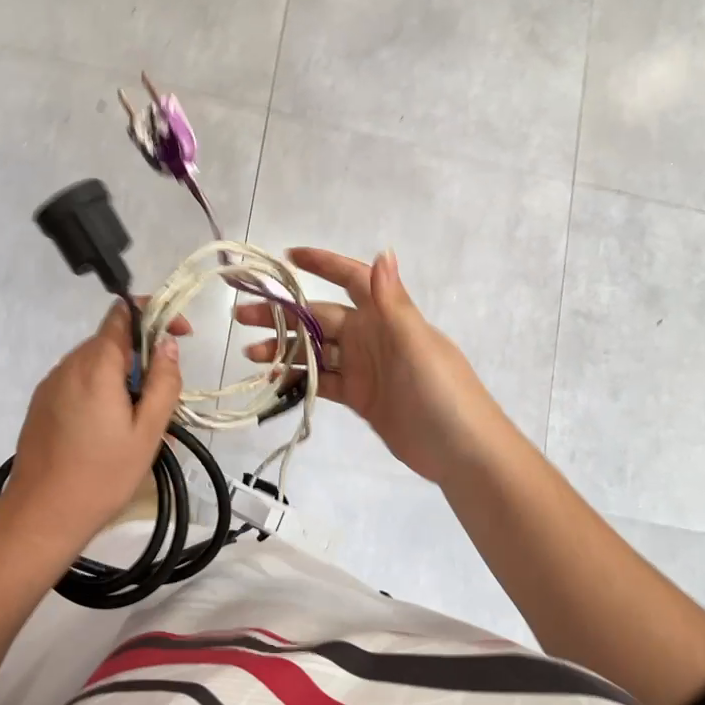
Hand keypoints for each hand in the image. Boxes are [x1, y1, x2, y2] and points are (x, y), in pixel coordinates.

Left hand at [1, 300, 187, 541]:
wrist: (43, 514)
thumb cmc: (103, 474)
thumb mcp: (148, 431)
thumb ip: (163, 382)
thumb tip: (167, 345)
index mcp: (97, 364)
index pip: (123, 313)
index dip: (155, 314)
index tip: (179, 336)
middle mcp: (69, 365)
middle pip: (111, 341)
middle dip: (141, 357)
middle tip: (162, 397)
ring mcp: (51, 384)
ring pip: (95, 364)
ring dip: (121, 378)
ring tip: (138, 423)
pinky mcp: (41, 404)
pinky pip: (78, 383)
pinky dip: (100, 392)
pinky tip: (109, 432)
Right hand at [238, 248, 517, 485]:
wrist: (463, 453)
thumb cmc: (443, 392)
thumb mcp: (416, 345)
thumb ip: (393, 302)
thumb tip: (383, 251)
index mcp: (387, 315)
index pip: (351, 279)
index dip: (323, 264)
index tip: (286, 257)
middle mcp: (372, 335)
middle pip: (320, 316)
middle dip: (283, 314)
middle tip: (242, 317)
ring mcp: (364, 367)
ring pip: (315, 349)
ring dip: (284, 348)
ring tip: (251, 356)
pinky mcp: (359, 397)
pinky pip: (321, 380)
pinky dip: (297, 378)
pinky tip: (272, 380)